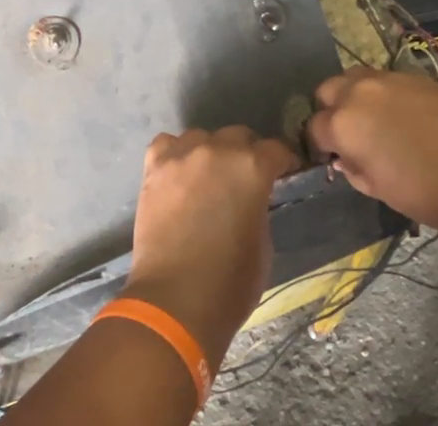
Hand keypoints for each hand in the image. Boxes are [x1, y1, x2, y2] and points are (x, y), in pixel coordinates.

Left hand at [122, 127, 300, 365]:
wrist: (175, 300)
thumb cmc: (230, 283)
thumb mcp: (263, 242)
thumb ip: (259, 205)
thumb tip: (252, 197)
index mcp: (252, 168)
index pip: (275, 150)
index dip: (283, 162)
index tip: (284, 174)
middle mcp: (217, 151)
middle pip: (238, 136)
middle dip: (247, 153)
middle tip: (246, 179)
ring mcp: (182, 156)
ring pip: (202, 137)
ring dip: (211, 152)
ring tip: (210, 177)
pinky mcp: (154, 168)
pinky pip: (168, 145)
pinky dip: (177, 154)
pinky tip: (180, 174)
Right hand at [307, 67, 437, 235]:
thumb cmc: (429, 194)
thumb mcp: (379, 189)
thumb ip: (353, 168)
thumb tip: (345, 158)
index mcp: (344, 123)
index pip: (314, 128)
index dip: (322, 145)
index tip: (334, 157)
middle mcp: (359, 92)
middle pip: (328, 90)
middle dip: (332, 110)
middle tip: (351, 135)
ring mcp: (390, 79)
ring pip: (356, 78)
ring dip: (356, 96)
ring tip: (375, 121)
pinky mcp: (417, 77)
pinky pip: (387, 80)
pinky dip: (385, 94)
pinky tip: (404, 117)